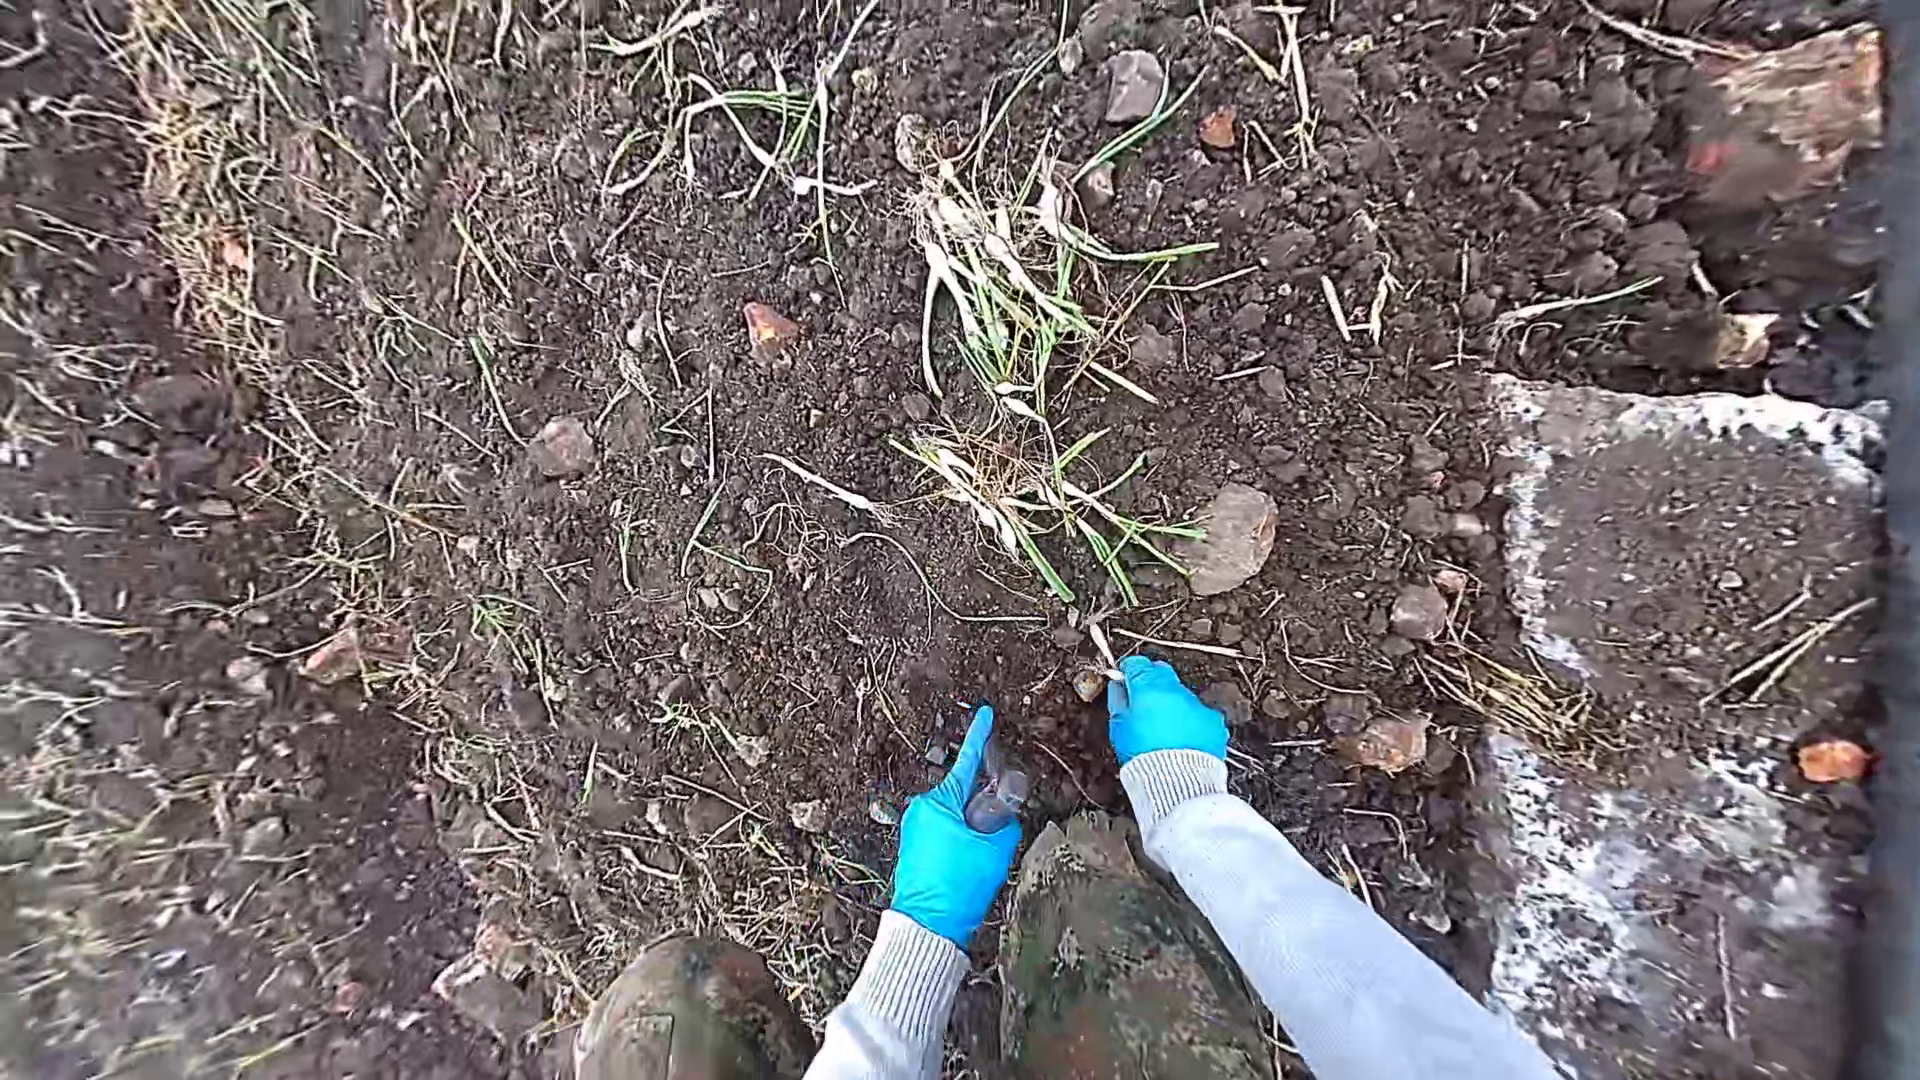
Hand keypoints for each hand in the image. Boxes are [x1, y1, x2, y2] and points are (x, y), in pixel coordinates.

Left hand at [891, 705, 1021, 945]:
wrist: (927, 927)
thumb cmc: (959, 886)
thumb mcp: (995, 849)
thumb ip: (1004, 822)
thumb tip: (1005, 814)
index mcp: (940, 801)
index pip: (967, 760)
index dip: (980, 736)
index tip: (984, 713)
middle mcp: (922, 806)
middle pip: (962, 792)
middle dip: (979, 806)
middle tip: (991, 832)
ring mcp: (914, 825)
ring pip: (953, 814)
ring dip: (968, 826)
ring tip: (975, 860)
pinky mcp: (912, 843)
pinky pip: (941, 830)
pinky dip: (956, 838)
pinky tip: (963, 864)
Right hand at [1106, 655, 1227, 763]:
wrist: (1177, 784)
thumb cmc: (1145, 756)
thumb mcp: (1119, 726)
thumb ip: (1118, 699)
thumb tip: (1118, 686)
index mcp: (1148, 687)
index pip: (1137, 663)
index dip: (1129, 672)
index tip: (1126, 682)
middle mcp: (1175, 690)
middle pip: (1161, 672)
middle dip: (1151, 683)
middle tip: (1144, 704)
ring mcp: (1196, 705)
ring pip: (1180, 693)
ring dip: (1172, 703)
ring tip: (1163, 729)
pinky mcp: (1213, 721)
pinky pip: (1199, 712)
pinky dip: (1191, 720)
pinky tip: (1182, 737)